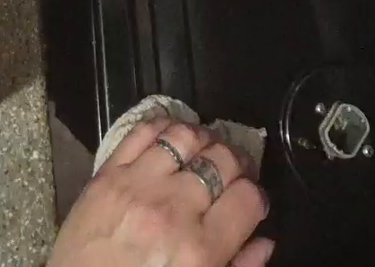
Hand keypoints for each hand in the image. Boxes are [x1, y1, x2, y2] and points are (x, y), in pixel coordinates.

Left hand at [49, 119, 273, 266]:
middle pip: (222, 159)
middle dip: (237, 161)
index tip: (251, 201)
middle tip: (234, 171)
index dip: (256, 197)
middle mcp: (173, 209)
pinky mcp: (109, 171)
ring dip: (203, 138)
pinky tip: (172, 136)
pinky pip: (143, 130)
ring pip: (186, 135)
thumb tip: (266, 240)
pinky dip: (164, 125)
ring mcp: (138, 184)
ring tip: (205, 149)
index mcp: (200, 250)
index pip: (248, 198)